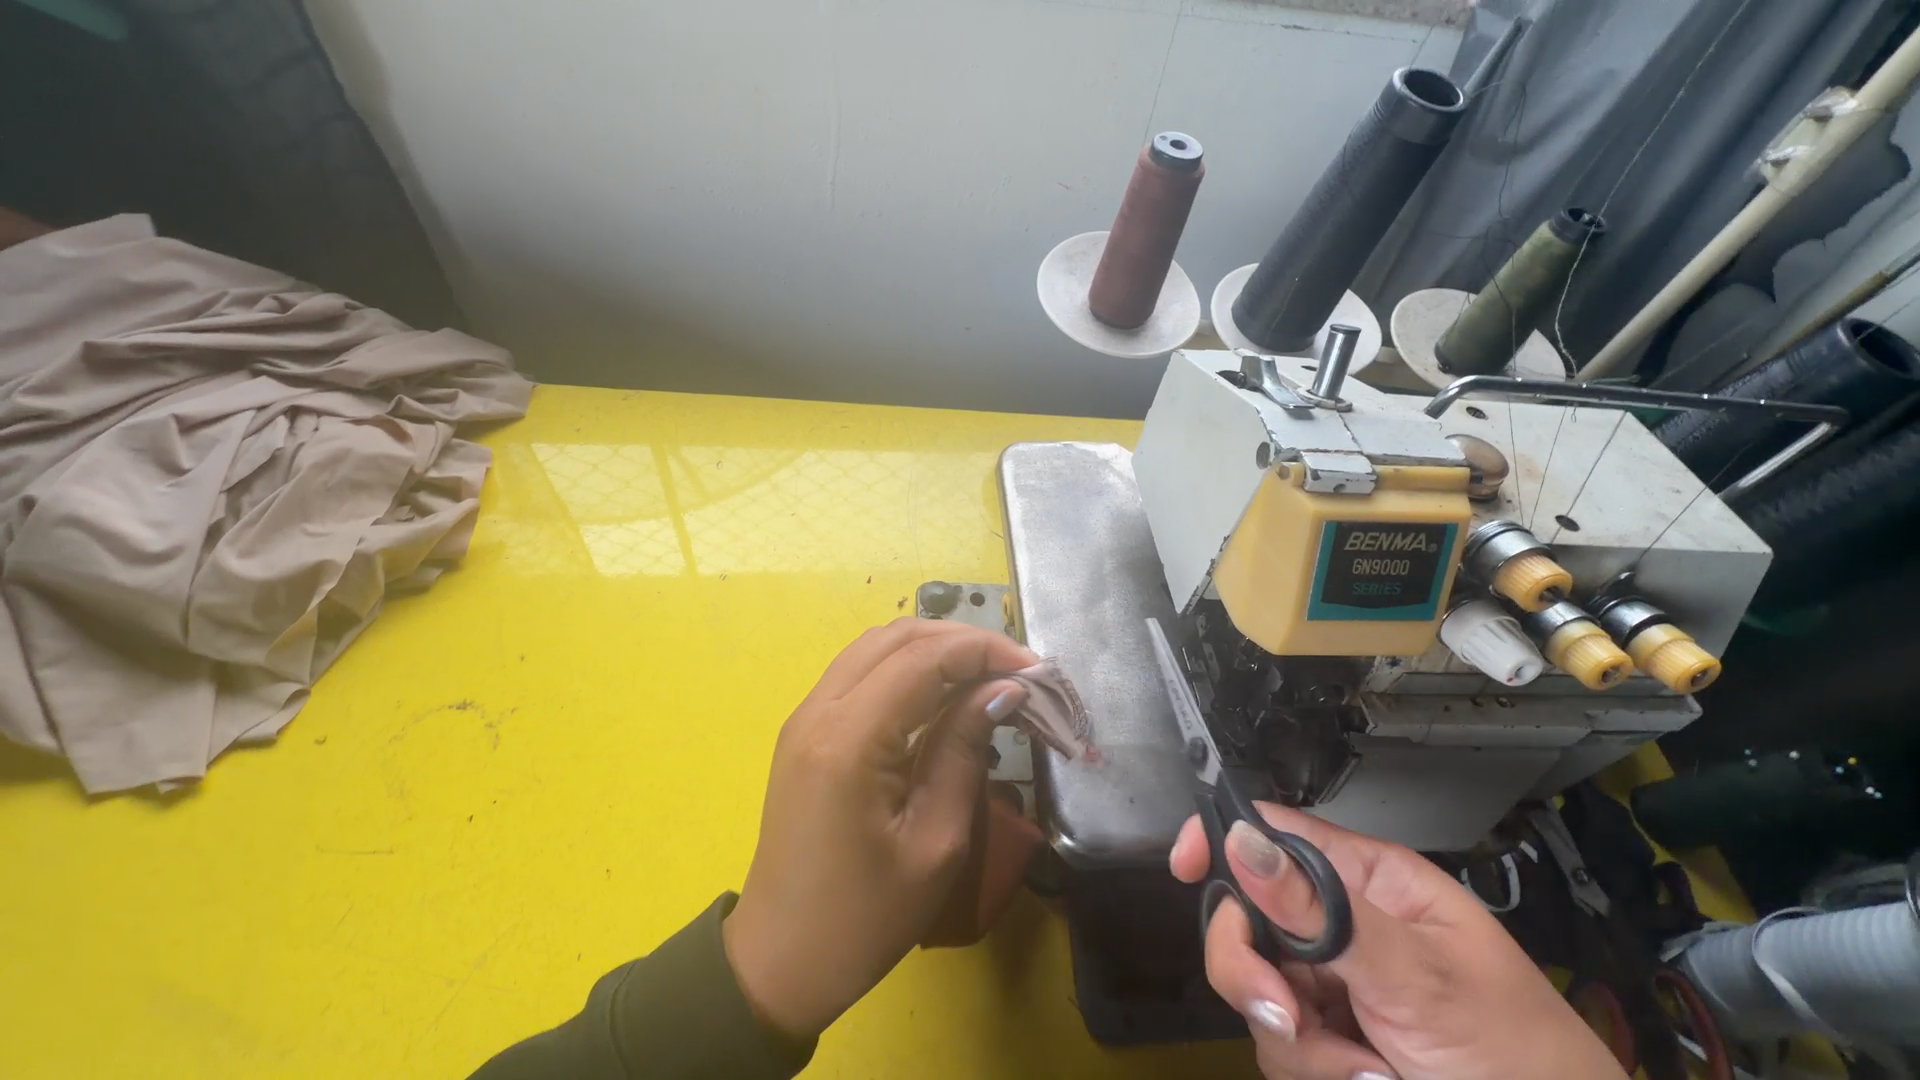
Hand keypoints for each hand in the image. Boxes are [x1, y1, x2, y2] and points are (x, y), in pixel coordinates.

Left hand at [723, 619, 1037, 1038]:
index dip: (985, 651)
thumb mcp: (935, 842)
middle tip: (1018, 671)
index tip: (1037, 671)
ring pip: (875, 647)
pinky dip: (907, 669)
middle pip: (897, 638)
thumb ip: (964, 750)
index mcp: (848, 740)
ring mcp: (805, 719)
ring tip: (989, 677)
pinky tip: (944, 694)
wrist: (782, 959)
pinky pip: (860, 674)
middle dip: (963, 642)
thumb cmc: (866, 917)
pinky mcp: (806, 732)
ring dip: (935, 649)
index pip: (923, 658)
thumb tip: (1002, 689)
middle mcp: (818, 712)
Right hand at [1170, 802, 1627, 1079]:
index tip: (1184, 866)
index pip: (1277, 834)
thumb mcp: (1418, 978)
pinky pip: (1275, 1042)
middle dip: (1253, 970)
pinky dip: (1309, 1069)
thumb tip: (1241, 836)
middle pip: (1247, 917)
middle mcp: (1340, 925)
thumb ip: (1324, 912)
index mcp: (1369, 882)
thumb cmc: (1514, 1054)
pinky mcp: (1324, 1040)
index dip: (1222, 837)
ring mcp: (1328, 985)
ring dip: (1299, 1041)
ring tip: (1365, 1072)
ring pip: (1255, 989)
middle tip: (1285, 1014)